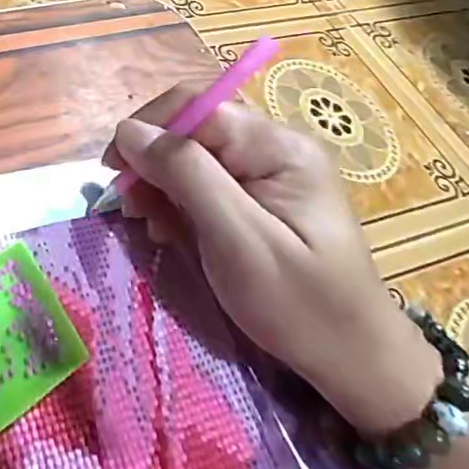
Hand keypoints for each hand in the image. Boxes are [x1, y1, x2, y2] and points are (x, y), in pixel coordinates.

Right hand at [109, 84, 440, 432]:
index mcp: (278, 145)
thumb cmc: (299, 305)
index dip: (148, 128)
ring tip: (152, 224)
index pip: (197, 107)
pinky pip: (210, 181)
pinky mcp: (264, 194)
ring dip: (165, 184)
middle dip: (155, 162)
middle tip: (132, 207)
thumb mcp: (237, 241)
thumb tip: (129, 130)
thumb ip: (185, 176)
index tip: (113, 172)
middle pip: (194, 128)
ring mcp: (272, 169)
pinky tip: (174, 229)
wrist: (355, 361)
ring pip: (196, 155)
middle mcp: (275, 144)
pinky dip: (183, 201)